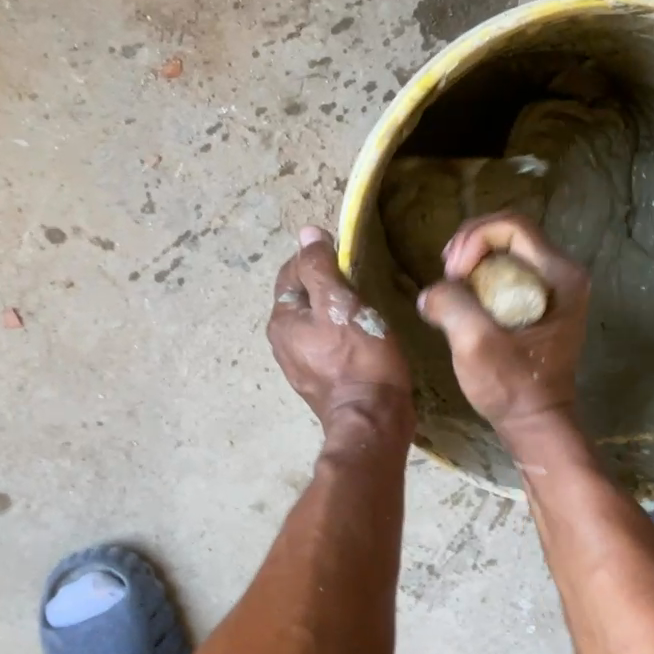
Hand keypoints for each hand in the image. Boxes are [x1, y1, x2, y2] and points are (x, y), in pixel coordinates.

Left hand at [267, 227, 413, 435]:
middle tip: (359, 282)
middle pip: (301, 298)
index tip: (347, 258)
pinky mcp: (319, 382)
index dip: (317, 258)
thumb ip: (320, 267)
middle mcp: (281, 341)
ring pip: (313, 322)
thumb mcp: (342, 304)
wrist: (372, 420)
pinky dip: (339, 334)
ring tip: (363, 308)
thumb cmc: (359, 358)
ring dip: (333, 311)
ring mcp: (299, 365)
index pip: (291, 272)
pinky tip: (361, 337)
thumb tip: (307, 233)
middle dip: (324, 285)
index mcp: (282, 319)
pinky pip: (325, 345)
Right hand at [417, 212, 589, 432]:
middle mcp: (564, 274)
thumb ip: (451, 306)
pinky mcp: (539, 303)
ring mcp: (553, 288)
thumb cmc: (512, 387)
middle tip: (446, 275)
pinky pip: (505, 272)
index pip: (512, 226)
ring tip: (450, 286)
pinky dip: (479, 278)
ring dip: (472, 262)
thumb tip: (431, 293)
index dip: (475, 238)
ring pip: (505, 252)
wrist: (536, 423)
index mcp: (561, 275)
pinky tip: (462, 298)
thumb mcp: (476, 345)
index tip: (453, 273)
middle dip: (470, 246)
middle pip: (508, 233)